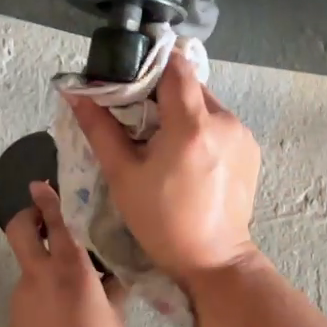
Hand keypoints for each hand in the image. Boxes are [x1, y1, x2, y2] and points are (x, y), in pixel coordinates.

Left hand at [2, 182, 126, 326]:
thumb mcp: (115, 314)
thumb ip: (114, 282)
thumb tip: (117, 265)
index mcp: (69, 268)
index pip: (56, 221)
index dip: (48, 199)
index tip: (41, 183)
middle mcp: (40, 273)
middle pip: (19, 228)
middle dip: (28, 215)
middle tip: (45, 216)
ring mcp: (22, 292)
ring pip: (28, 260)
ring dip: (42, 257)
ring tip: (72, 279)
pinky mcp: (15, 312)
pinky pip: (30, 287)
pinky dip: (44, 286)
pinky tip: (63, 310)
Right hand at [66, 52, 261, 281]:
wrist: (214, 261)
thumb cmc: (162, 222)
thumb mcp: (123, 176)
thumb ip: (100, 129)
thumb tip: (75, 93)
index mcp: (192, 125)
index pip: (176, 68)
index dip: (151, 66)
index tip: (129, 80)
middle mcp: (225, 121)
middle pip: (190, 86)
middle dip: (162, 94)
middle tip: (137, 117)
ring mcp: (242, 135)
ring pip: (206, 105)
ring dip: (183, 113)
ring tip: (161, 141)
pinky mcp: (251, 149)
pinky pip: (221, 125)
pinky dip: (202, 130)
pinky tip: (187, 157)